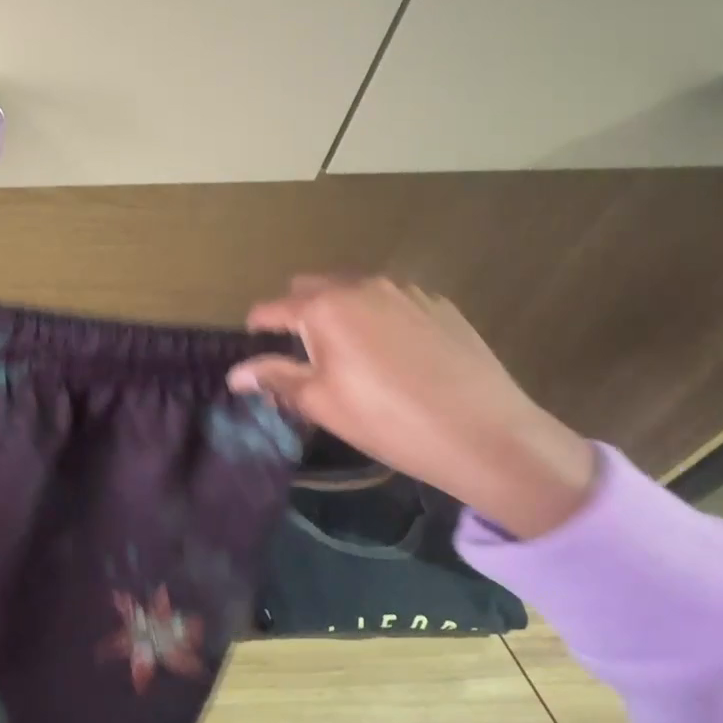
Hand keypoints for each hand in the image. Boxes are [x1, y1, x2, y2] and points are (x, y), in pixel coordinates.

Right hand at [228, 276, 596, 538]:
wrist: (486, 434)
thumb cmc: (387, 420)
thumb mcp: (320, 403)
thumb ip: (275, 378)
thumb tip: (236, 374)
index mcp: (325, 308)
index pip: (272, 309)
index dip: (257, 330)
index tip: (255, 351)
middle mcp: (363, 287)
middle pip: (312, 288)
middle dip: (298, 313)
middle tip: (301, 354)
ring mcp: (407, 293)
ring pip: (354, 291)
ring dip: (339, 313)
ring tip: (349, 355)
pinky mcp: (441, 306)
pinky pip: (392, 302)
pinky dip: (378, 319)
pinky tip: (393, 357)